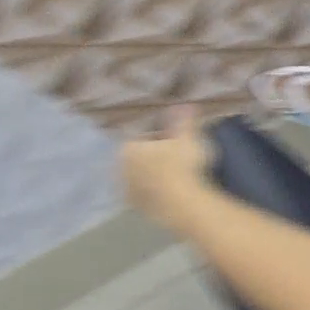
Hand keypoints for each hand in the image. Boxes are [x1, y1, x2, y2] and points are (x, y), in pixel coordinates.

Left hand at [119, 106, 216, 230]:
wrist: (181, 203)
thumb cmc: (183, 165)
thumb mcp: (189, 138)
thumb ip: (184, 121)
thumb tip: (183, 104)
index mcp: (129, 148)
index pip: (143, 135)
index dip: (162, 134)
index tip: (180, 137)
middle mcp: (120, 167)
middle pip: (138, 155)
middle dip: (154, 153)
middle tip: (179, 155)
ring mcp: (125, 188)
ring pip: (139, 175)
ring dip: (153, 173)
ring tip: (177, 174)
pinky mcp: (134, 206)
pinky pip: (144, 192)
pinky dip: (155, 189)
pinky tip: (171, 190)